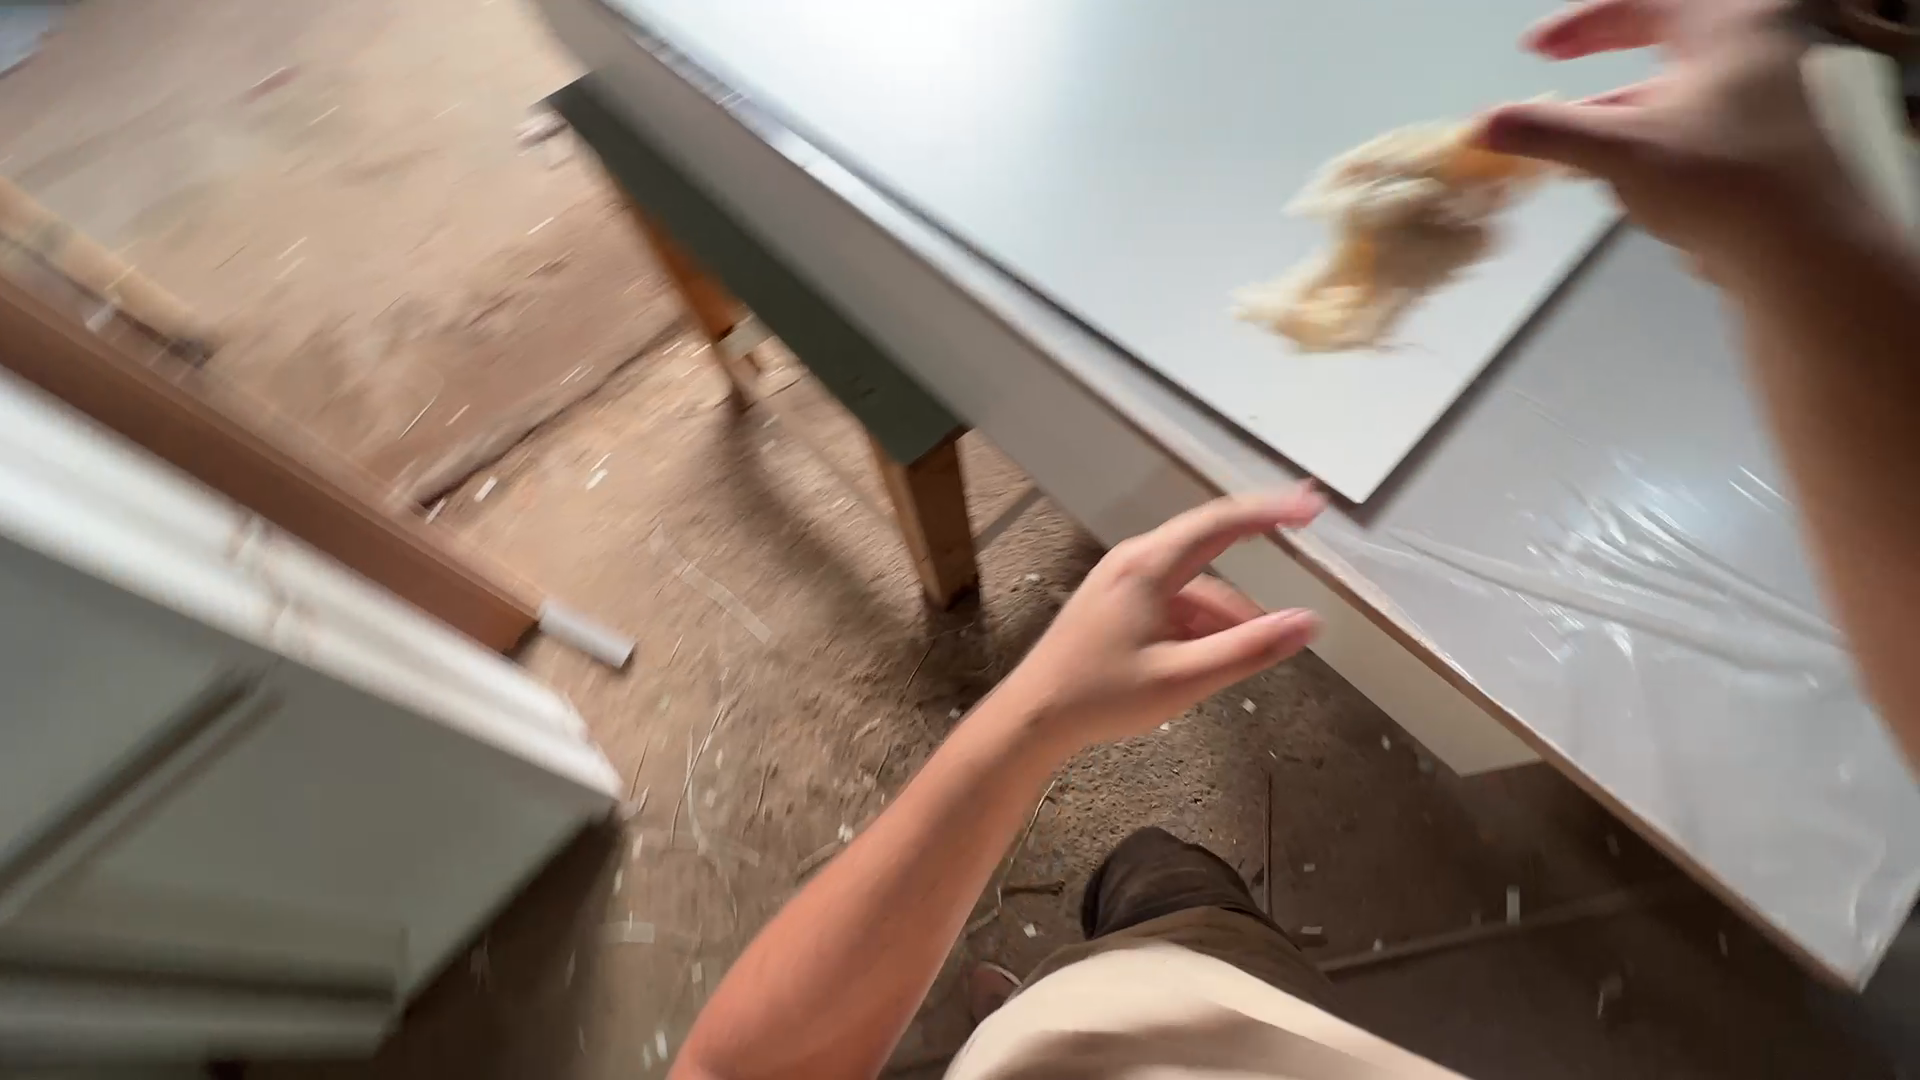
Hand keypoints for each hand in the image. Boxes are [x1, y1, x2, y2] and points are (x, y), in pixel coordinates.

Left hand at [996, 488, 1325, 750]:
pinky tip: (1205, 658)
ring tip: (1241, 656)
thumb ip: (1248, 648)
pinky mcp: (1114, 602)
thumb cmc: (1104, 694)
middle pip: (1206, 547)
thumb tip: (1308, 621)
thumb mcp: (1184, 677)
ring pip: (1191, 586)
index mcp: (1148, 566)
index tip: (1312, 506)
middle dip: (1255, 548)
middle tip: (1301, 542)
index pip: (1220, 523)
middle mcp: (1133, 561)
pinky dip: (1196, 623)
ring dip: (1222, 613)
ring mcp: (1120, 581)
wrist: (1036, 713)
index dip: (1270, 511)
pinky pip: (1170, 601)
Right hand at [1480, 0, 1867, 275]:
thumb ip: (1547, 133)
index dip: (1581, 21)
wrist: (1791, 235)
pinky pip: (1675, 111)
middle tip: (1552, 58)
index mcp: (1727, 26)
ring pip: (1666, 77)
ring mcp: (1752, 88)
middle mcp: (1747, 45)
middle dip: (1601, 43)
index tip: (1533, 47)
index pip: (1644, 2)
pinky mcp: (1747, 129)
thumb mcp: (1618, 150)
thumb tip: (1484, 125)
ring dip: (1608, 98)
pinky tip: (1597, 160)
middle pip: (1662, 28)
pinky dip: (1630, 126)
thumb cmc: (1716, 176)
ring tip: (1560, 125)